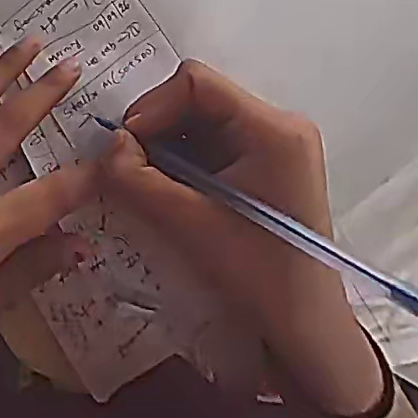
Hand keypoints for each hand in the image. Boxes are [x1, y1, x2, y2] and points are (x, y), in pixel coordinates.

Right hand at [100, 61, 389, 417]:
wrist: (309, 333)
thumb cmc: (260, 278)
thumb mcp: (190, 225)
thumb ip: (138, 179)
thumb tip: (108, 143)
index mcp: (273, 130)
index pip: (197, 84)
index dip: (153, 104)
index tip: (126, 141)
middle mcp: (278, 124)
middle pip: (198, 98)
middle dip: (157, 126)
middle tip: (130, 162)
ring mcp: (274, 142)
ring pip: (200, 118)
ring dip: (167, 143)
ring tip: (148, 178)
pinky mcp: (264, 160)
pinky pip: (211, 140)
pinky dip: (182, 157)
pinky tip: (170, 186)